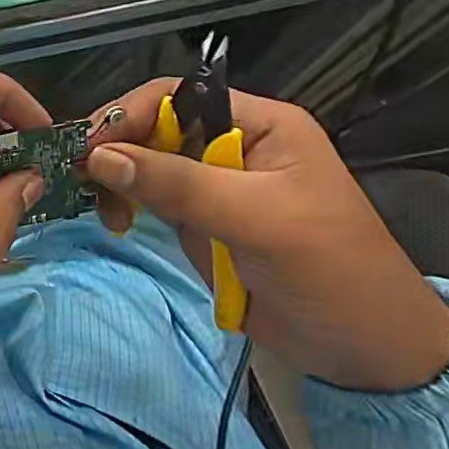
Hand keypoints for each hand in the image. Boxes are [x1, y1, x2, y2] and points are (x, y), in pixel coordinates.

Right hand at [83, 80, 448, 391]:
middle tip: (81, 179)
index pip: (177, 97)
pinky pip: (151, 199)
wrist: (367, 352)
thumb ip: (178, 184)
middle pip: (154, 127)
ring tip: (106, 211)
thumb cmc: (329, 270)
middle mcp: (231, 144)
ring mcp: (213, 184)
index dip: (129, 114)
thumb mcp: (255, 220)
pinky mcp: (200, 220)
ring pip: (146, 163)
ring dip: (117, 180)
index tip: (89, 146)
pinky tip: (118, 221)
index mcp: (258, 124)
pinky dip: (127, 205)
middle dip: (117, 149)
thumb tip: (99, 156)